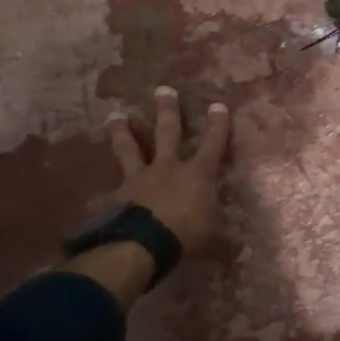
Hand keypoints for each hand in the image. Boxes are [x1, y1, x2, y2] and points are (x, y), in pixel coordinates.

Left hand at [104, 86, 231, 256]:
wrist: (142, 244)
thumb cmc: (188, 234)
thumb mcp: (217, 240)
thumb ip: (227, 241)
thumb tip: (242, 251)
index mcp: (198, 175)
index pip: (213, 145)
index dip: (218, 126)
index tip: (218, 105)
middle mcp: (168, 168)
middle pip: (168, 133)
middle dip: (168, 111)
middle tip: (163, 89)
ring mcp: (138, 179)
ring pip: (130, 148)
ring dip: (123, 131)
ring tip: (115, 115)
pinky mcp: (115, 195)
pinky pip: (110, 188)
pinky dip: (105, 188)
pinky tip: (96, 190)